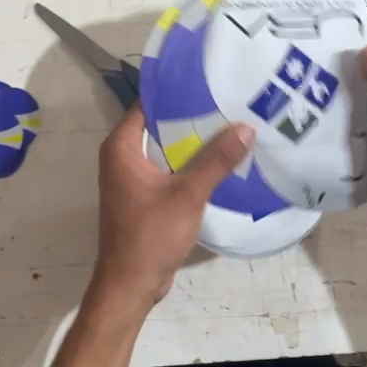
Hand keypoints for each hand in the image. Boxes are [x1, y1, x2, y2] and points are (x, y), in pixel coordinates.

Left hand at [90, 104, 254, 315]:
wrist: (131, 284)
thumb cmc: (150, 235)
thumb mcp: (188, 194)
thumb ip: (216, 160)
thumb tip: (245, 128)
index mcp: (121, 148)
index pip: (148, 104)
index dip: (177, 92)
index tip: (209, 82)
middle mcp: (122, 158)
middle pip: (160, 126)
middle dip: (191, 116)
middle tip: (228, 101)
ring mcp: (132, 179)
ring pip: (166, 149)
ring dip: (193, 142)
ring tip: (230, 125)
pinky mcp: (144, 196)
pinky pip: (169, 169)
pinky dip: (189, 164)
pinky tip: (220, 161)